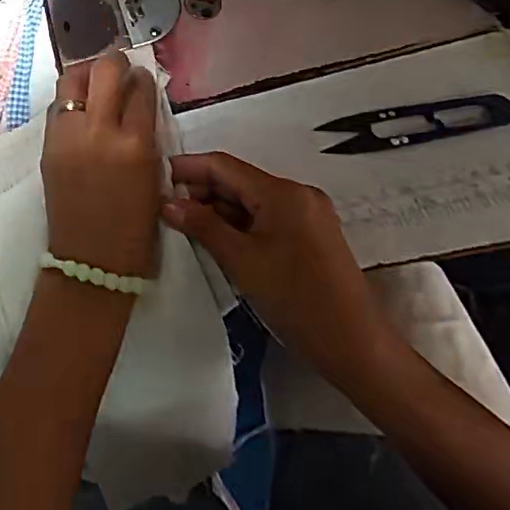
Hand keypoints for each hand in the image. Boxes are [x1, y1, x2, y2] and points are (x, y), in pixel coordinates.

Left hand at [40, 53, 161, 278]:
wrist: (92, 259)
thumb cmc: (136, 224)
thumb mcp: (153, 173)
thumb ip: (146, 133)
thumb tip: (139, 101)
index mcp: (136, 143)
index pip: (141, 89)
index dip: (143, 79)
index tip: (142, 80)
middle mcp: (100, 131)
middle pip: (105, 70)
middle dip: (115, 62)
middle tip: (119, 68)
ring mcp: (68, 137)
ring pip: (72, 81)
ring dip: (87, 76)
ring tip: (95, 84)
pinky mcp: (48, 147)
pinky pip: (58, 108)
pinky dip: (70, 103)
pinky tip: (80, 112)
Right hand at [163, 154, 392, 376]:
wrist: (355, 344)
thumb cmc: (296, 299)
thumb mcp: (242, 262)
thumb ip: (203, 226)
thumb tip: (168, 203)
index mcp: (282, 192)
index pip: (224, 165)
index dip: (187, 168)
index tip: (153, 178)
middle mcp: (297, 194)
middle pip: (238, 181)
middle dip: (200, 193)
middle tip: (164, 212)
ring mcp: (307, 215)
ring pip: (252, 202)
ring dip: (219, 212)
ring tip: (185, 230)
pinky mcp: (310, 236)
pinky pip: (267, 219)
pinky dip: (240, 226)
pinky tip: (217, 243)